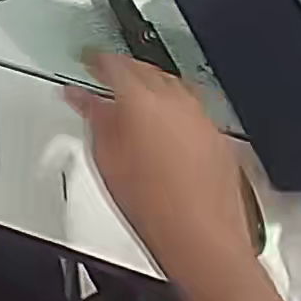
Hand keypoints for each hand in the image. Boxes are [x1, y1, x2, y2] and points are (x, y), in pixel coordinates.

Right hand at [66, 52, 251, 275]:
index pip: (114, 64)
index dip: (97, 61)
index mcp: (141, 98)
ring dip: (151, 86)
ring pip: (173, 87)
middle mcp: (176, 103)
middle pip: (146, 70)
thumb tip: (80, 97)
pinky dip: (173, 109)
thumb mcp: (103, 152)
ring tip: (133, 97)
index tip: (89, 62)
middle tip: (106, 74)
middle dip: (124, 69)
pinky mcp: (220, 142)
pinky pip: (192, 111)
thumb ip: (92, 114)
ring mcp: (202, 121)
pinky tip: (162, 124)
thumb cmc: (151, 202)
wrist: (199, 240)